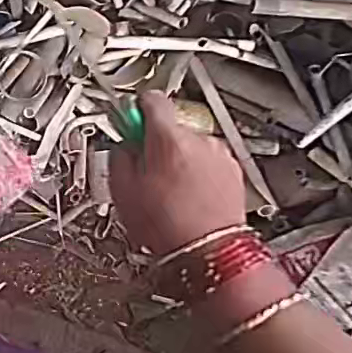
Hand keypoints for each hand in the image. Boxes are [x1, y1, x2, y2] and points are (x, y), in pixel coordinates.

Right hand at [111, 90, 247, 253]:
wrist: (208, 252)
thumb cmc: (168, 227)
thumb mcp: (123, 191)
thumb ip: (118, 156)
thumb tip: (122, 147)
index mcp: (168, 138)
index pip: (151, 100)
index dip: (136, 109)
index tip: (129, 122)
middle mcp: (198, 140)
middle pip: (171, 126)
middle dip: (156, 143)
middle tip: (145, 169)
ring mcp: (219, 154)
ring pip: (191, 145)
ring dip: (179, 159)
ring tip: (168, 190)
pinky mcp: (233, 171)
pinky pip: (209, 162)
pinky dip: (198, 173)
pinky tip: (187, 196)